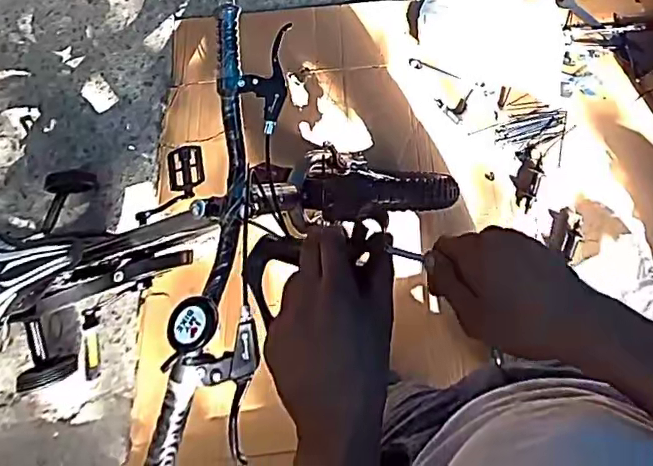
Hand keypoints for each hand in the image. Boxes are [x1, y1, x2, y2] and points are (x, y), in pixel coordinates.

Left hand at [266, 227, 393, 465]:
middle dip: (323, 250)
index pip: (327, 236)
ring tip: (328, 305)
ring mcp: (283, 316)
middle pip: (306, 248)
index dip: (338, 234)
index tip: (345, 239)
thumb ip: (379, 270)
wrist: (336, 418)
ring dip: (310, 281)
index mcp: (333, 287)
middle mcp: (302, 296)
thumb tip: (378, 244)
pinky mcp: (271, 337)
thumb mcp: (381, 313)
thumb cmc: (364, 369)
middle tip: (338, 264)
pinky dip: (298, 311)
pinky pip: (284, 309)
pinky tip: (315, 330)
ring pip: (294, 278)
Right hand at [427, 227, 613, 362]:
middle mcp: (494, 235)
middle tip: (475, 306)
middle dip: (464, 272)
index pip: (441, 246)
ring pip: (488, 251)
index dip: (439, 271)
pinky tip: (521, 298)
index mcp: (474, 249)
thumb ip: (446, 284)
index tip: (446, 293)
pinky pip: (510, 254)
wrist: (577, 321)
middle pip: (465, 248)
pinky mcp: (535, 246)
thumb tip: (432, 262)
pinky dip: (509, 271)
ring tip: (502, 306)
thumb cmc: (525, 323)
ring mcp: (517, 238)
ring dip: (487, 272)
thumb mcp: (473, 315)